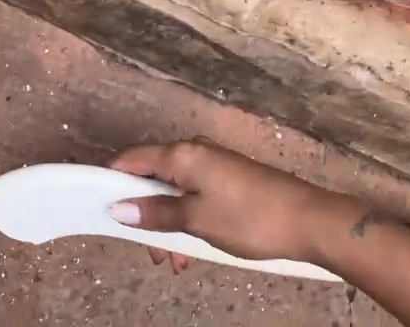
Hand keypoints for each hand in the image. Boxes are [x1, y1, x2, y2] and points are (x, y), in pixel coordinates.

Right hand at [107, 139, 365, 264]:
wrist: (308, 220)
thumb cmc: (249, 218)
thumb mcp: (197, 220)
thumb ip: (156, 213)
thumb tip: (118, 207)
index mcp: (181, 153)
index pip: (132, 158)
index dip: (112, 179)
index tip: (101, 207)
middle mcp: (193, 150)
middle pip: (152, 175)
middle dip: (144, 211)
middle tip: (150, 250)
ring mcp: (211, 162)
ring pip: (173, 188)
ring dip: (166, 220)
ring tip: (175, 258)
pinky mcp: (227, 176)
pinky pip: (193, 193)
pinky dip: (186, 216)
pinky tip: (194, 247)